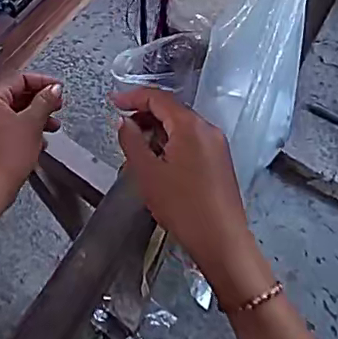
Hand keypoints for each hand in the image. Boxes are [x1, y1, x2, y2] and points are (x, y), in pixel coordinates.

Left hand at [0, 72, 64, 205]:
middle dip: (41, 100)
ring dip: (37, 117)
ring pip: (17, 112)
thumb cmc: (3, 158)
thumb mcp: (32, 123)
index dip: (43, 82)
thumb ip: (45, 102)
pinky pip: (13, 128)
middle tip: (57, 103)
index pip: (20, 78)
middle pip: (18, 94)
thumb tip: (53, 89)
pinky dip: (28, 130)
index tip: (57, 88)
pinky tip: (40, 140)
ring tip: (53, 123)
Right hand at [113, 87, 275, 306]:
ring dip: (158, 129)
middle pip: (172, 109)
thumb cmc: (185, 208)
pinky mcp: (220, 161)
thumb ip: (132, 141)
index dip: (133, 96)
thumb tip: (124, 122)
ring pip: (182, 126)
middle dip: (145, 113)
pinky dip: (172, 141)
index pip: (158, 98)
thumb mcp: (148, 173)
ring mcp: (216, 145)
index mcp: (190, 126)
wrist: (222, 242)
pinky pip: (192, 140)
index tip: (115, 100)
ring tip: (138, 146)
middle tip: (123, 124)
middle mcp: (207, 129)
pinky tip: (159, 160)